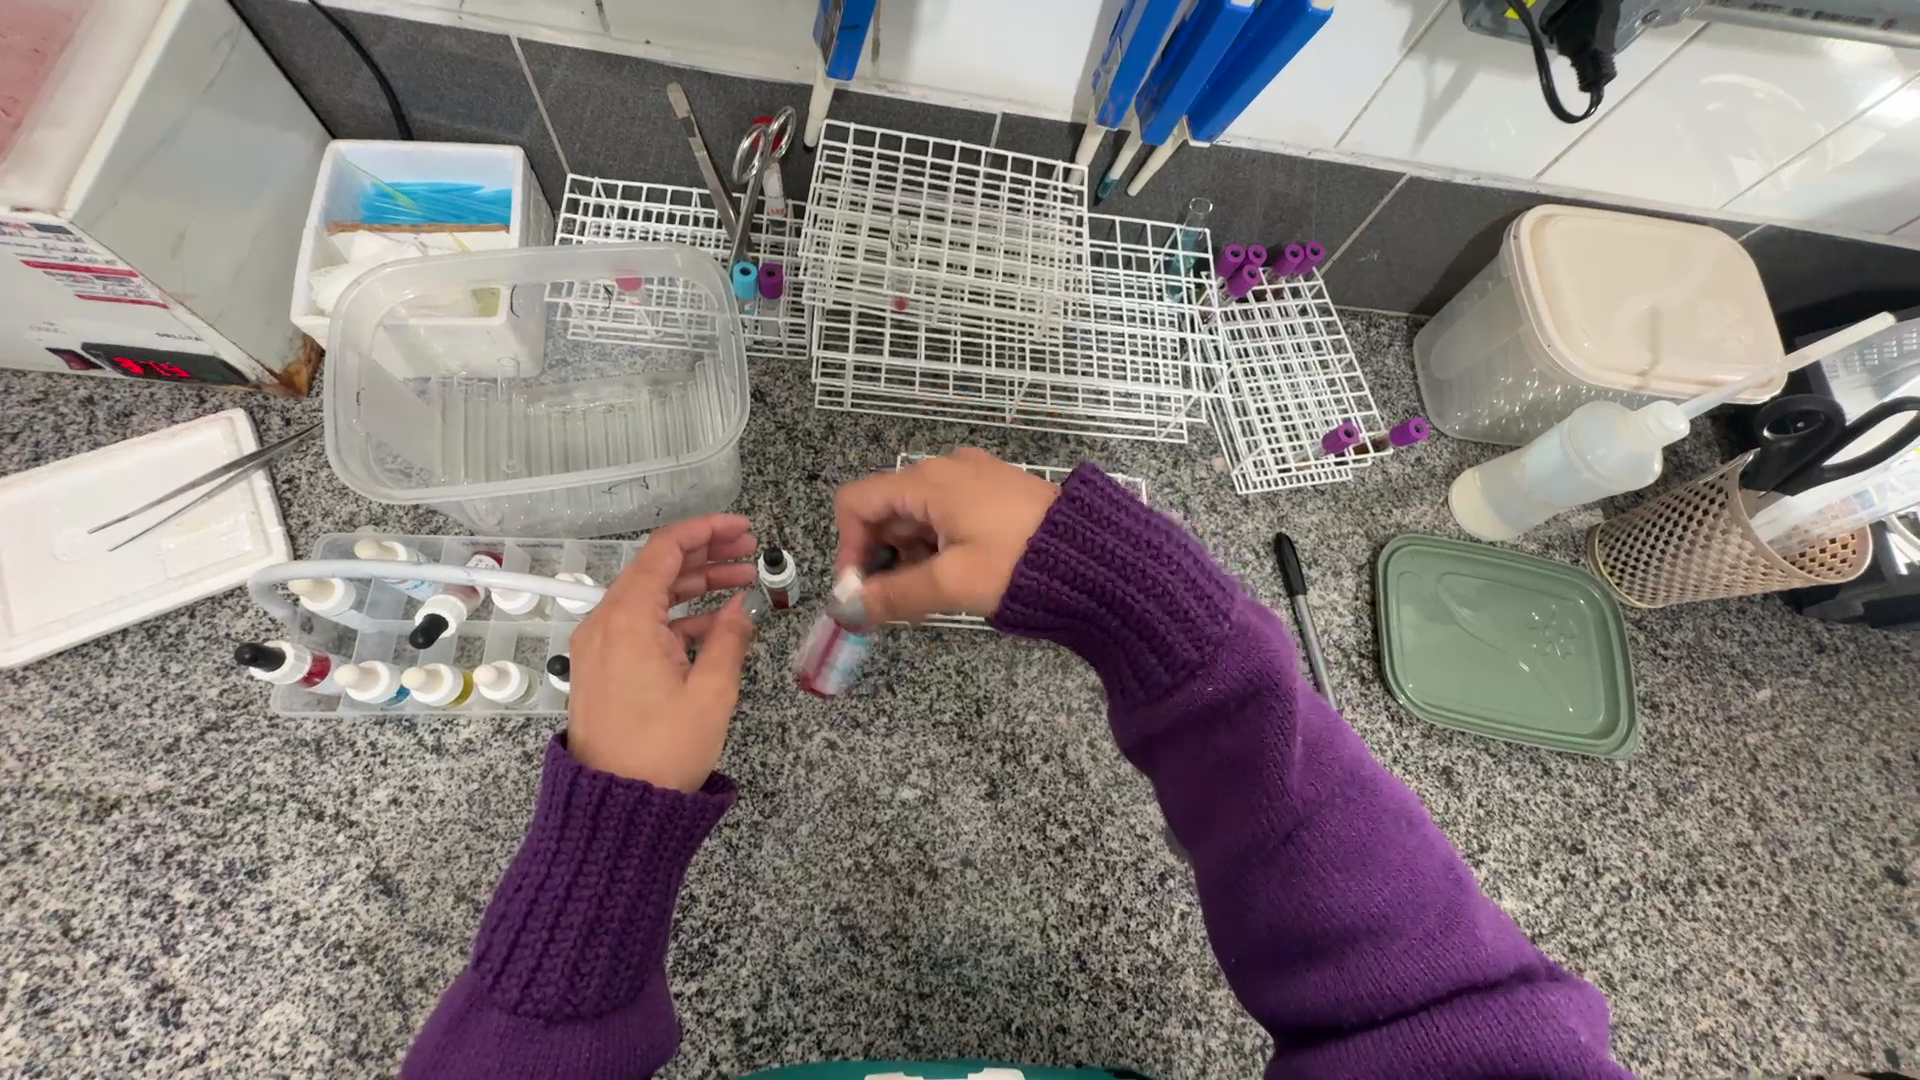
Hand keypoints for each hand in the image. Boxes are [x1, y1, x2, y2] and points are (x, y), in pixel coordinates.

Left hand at [566, 514, 758, 791]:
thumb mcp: (711, 691)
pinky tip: (717, 620)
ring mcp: (601, 646)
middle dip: (706, 554)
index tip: (743, 527)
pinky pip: (643, 624)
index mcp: (627, 620)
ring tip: (744, 579)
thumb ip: (729, 638)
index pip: (665, 550)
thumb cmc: (665, 749)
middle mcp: (605, 623)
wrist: (616, 808)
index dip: (706, 530)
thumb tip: (742, 607)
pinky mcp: (605, 667)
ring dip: (696, 584)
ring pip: (652, 595)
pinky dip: (679, 615)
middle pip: (657, 568)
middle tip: (750, 548)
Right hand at [833, 447, 1059, 624]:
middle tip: (897, 602)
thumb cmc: (1020, 563)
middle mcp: (946, 470)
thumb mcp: (952, 583)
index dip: (848, 546)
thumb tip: (850, 608)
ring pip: (918, 518)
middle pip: (887, 511)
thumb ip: (894, 596)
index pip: (857, 502)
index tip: (861, 590)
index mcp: (928, 481)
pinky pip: (948, 518)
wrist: (1099, 555)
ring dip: (912, 557)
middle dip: (883, 558)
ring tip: (934, 594)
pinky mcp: (996, 494)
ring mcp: (974, 479)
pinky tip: (957, 578)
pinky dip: (939, 548)